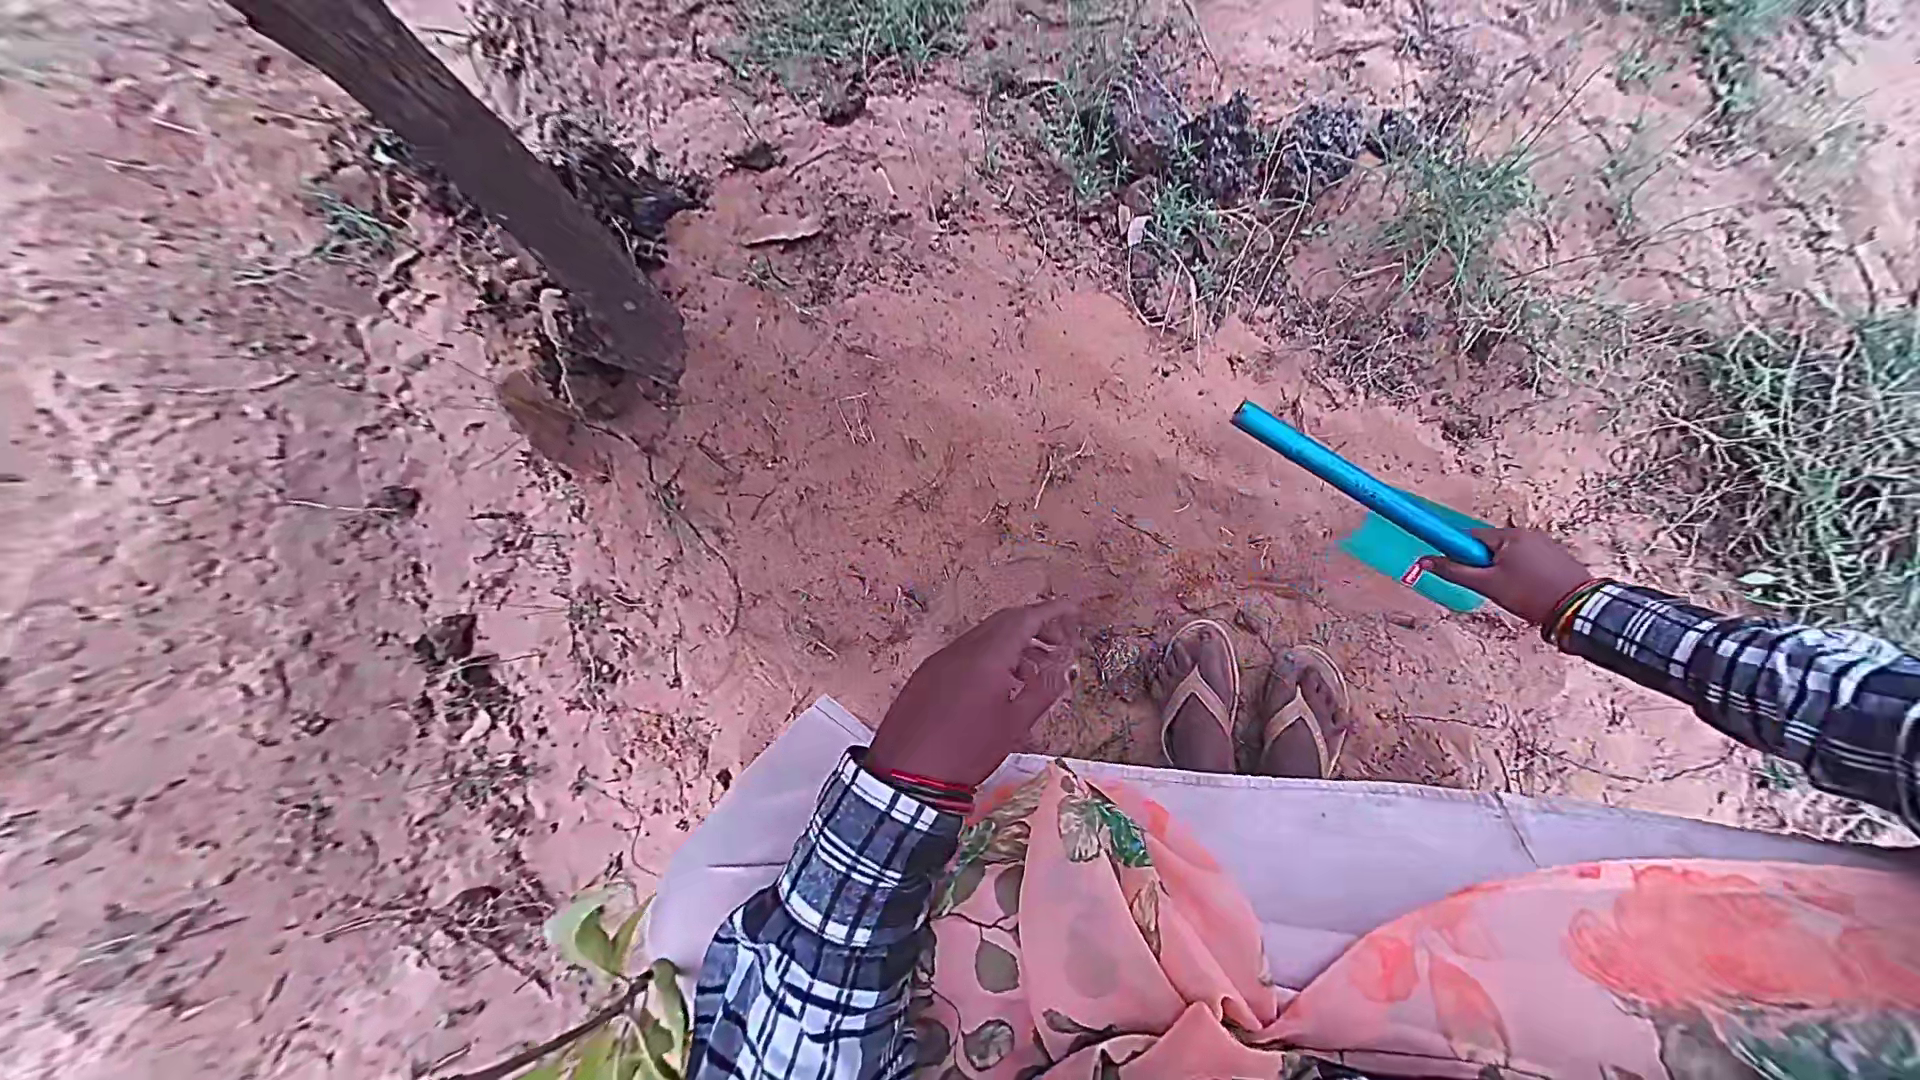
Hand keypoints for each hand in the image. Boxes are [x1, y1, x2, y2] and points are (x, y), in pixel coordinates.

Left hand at [865, 598, 1082, 787]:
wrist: (907, 771)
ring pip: (984, 636)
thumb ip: (1042, 690)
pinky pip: (966, 651)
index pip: (1024, 619)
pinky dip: (991, 655)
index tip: (1072, 610)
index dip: (1052, 611)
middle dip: (1035, 626)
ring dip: (1014, 643)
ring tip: (1034, 670)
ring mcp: (942, 658)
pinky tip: (1002, 682)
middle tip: (1059, 644)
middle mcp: (963, 648)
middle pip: (1004, 622)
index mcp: (987, 656)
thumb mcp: (1014, 724)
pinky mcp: (929, 672)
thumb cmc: (967, 751)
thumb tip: (1065, 667)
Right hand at [1419, 528, 1594, 625]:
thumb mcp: (1485, 584)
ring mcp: (1545, 544)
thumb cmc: (1530, 594)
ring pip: (1505, 554)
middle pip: (1488, 545)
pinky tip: (1523, 588)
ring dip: (1498, 568)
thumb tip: (1422, 561)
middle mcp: (1528, 534)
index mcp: (1510, 536)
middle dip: (1481, 563)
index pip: (1470, 537)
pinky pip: (1523, 559)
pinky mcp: (1555, 556)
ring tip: (1507, 589)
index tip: (1458, 569)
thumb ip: (1452, 570)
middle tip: (1486, 583)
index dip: (1459, 553)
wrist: (1582, 610)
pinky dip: (1516, 571)